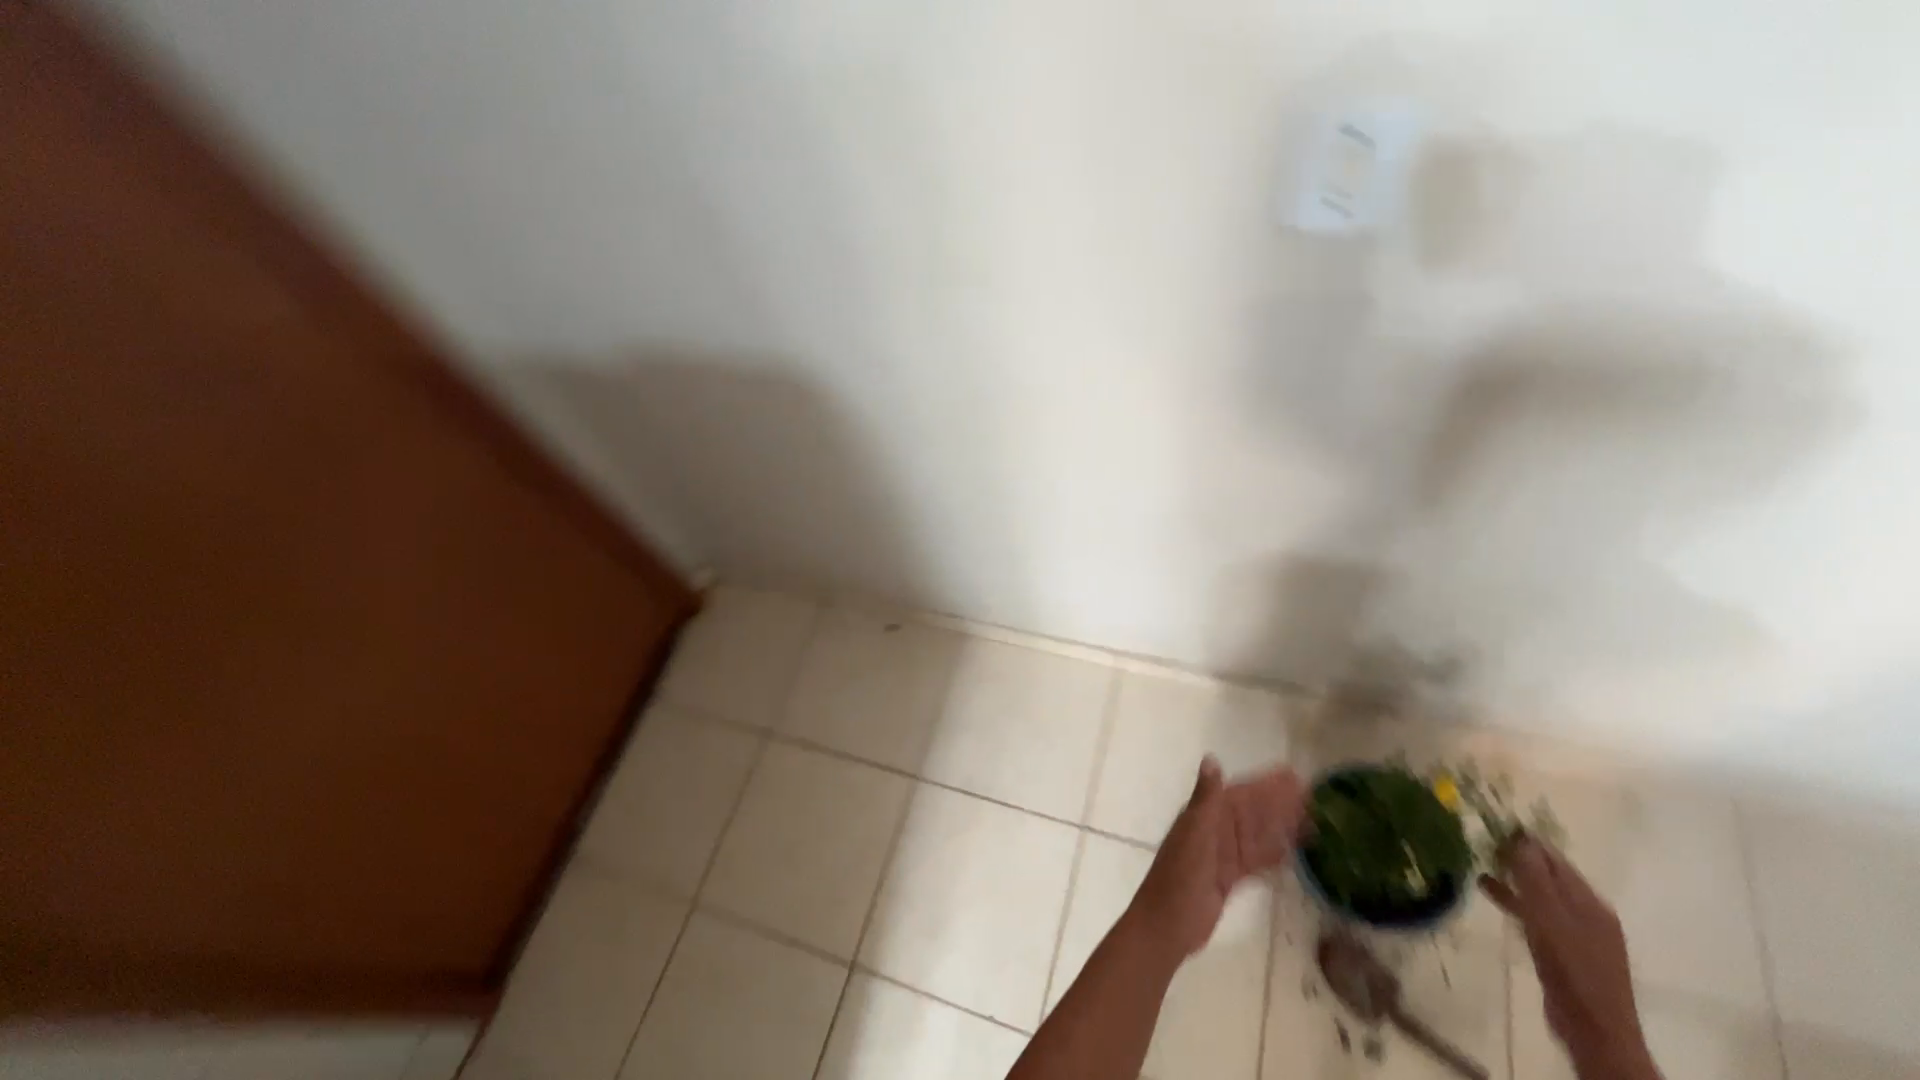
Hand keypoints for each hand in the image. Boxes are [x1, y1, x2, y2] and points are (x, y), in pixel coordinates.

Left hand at [1126, 756, 1306, 960]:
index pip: (1239, 793)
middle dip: (1279, 804)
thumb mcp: (1194, 834)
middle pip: (1252, 814)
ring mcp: (1222, 856)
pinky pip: (1255, 862)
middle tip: (1314, 797)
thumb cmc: (1178, 877)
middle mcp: (1214, 832)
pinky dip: (1273, 855)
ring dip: (1281, 828)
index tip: (1292, 775)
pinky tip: (1293, 853)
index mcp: (1204, 817)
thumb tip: (1211, 759)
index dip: (1264, 784)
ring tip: (1313, 821)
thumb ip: (1206, 798)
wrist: (1166, 925)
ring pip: (1257, 836)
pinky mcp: (1229, 879)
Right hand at [1482, 837, 1661, 1079]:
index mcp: (1589, 901)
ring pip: (1542, 896)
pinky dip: (1516, 903)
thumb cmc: (1572, 970)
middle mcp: (1588, 912)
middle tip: (1483, 842)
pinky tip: (1493, 897)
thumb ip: (1535, 880)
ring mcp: (1578, 934)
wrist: (1594, 1030)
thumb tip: (1522, 838)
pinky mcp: (1565, 952)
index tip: (1494, 825)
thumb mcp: (1549, 920)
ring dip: (1515, 880)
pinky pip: (1538, 916)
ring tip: (1480, 865)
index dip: (1527, 841)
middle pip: (1551, 875)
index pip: (1555, 859)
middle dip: (1520, 857)